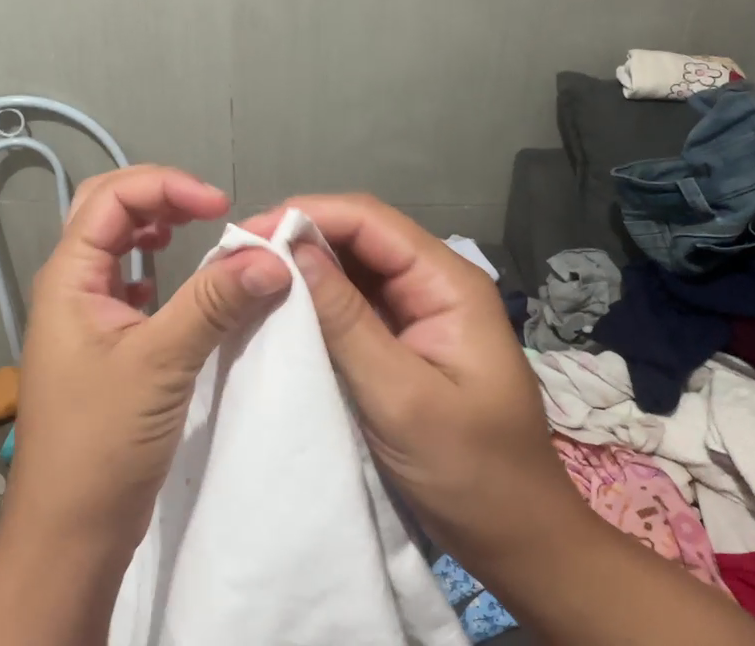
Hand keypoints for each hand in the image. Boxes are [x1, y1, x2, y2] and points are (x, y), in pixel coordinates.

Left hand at [2, 166, 291, 559]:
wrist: (70, 528)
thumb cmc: (102, 441)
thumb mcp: (161, 363)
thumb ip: (213, 303)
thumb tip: (271, 256)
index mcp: (69, 277)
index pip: (112, 198)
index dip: (166, 186)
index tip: (221, 205)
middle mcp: (69, 286)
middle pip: (106, 210)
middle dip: (157, 196)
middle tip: (209, 208)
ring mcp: (82, 316)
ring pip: (114, 246)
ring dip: (153, 227)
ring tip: (196, 230)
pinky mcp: (99, 344)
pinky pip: (124, 285)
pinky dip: (153, 270)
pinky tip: (176, 283)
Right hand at [240, 195, 589, 573]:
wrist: (517, 539)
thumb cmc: (470, 471)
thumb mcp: (400, 397)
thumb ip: (346, 321)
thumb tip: (292, 251)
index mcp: (448, 284)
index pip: (369, 221)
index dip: (307, 215)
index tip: (249, 235)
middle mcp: (433, 285)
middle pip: (359, 237)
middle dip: (299, 238)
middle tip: (237, 257)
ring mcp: (418, 313)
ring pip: (352, 269)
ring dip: (303, 268)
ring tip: (247, 276)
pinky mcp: (402, 341)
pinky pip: (353, 305)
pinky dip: (315, 301)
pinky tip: (278, 308)